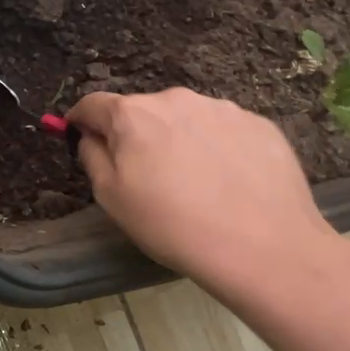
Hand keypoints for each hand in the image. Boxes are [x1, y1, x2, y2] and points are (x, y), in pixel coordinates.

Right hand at [66, 88, 343, 293]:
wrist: (267, 251)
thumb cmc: (173, 225)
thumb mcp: (111, 197)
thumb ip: (92, 156)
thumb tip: (93, 137)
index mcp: (132, 114)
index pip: (93, 104)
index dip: (82, 121)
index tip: (82, 138)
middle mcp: (175, 99)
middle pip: (142, 110)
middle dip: (136, 134)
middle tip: (147, 175)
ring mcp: (223, 109)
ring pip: (185, 119)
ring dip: (178, 138)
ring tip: (194, 181)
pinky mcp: (261, 126)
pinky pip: (223, 130)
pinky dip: (217, 148)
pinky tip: (228, 182)